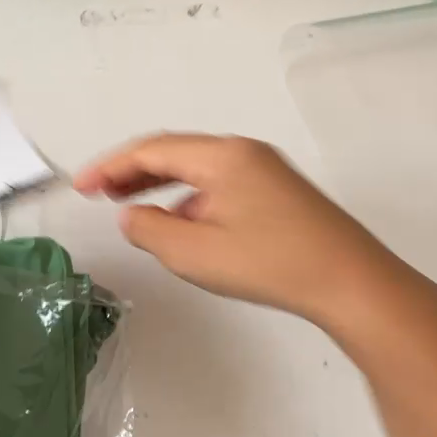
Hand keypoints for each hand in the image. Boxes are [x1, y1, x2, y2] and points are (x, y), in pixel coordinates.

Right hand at [73, 133, 433, 331]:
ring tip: (126, 200)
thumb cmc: (268, 264)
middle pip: (172, 150)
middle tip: (97, 191)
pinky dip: (183, 192)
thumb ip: (148, 228)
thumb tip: (131, 215)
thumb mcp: (192, 252)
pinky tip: (175, 218)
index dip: (109, 167)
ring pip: (194, 165)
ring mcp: (264, 169)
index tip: (79, 188)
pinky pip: (216, 180)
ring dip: (155, 180)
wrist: (356, 286)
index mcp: (221, 157)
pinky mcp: (277, 190)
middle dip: (129, 169)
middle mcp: (242, 152)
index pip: (150, 150)